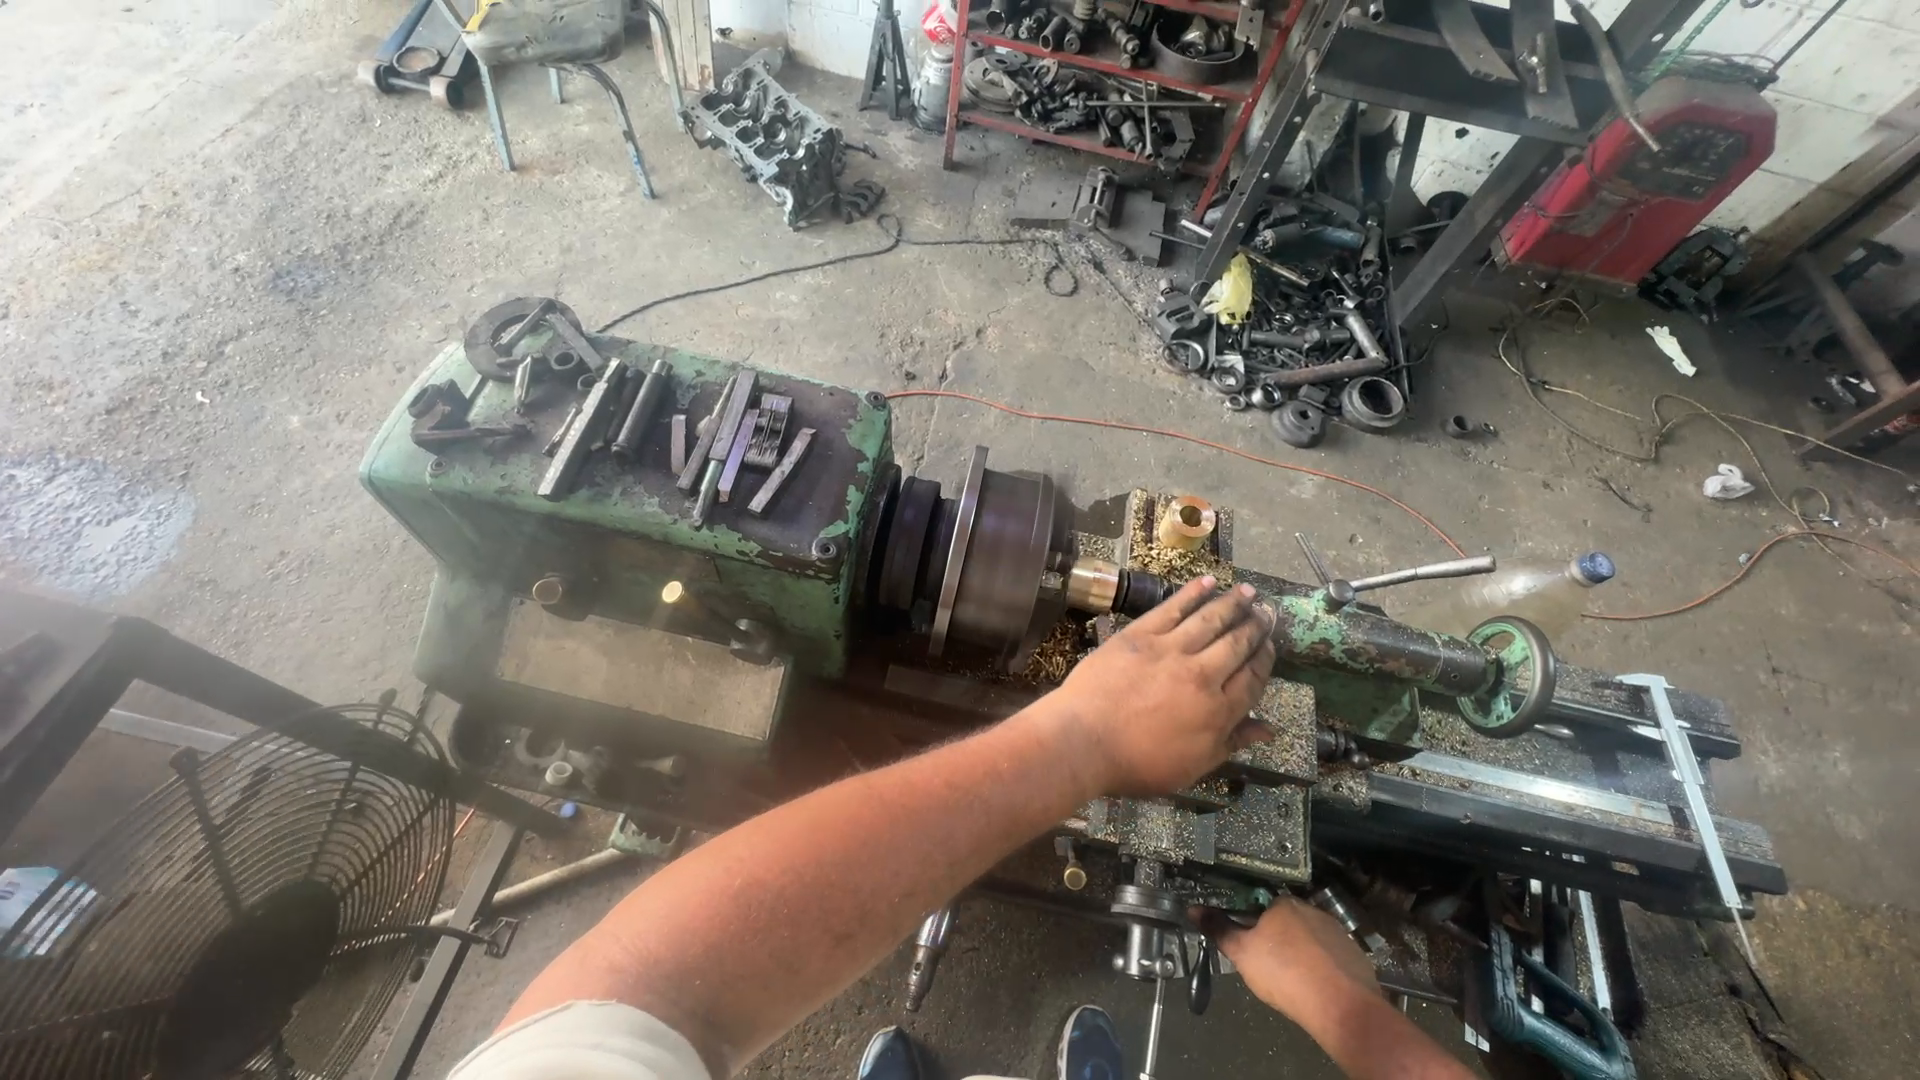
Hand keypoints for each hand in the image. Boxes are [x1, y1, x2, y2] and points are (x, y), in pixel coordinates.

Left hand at [1043, 576, 1275, 794]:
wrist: (1084, 741)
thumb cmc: (1136, 763)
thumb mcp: (1193, 766)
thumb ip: (1231, 743)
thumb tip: (1268, 730)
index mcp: (1218, 711)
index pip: (1253, 679)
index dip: (1265, 659)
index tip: (1271, 644)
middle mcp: (1201, 675)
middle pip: (1236, 644)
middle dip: (1255, 626)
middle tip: (1267, 611)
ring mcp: (1170, 650)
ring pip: (1210, 620)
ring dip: (1232, 604)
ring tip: (1248, 592)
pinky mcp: (1140, 635)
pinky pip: (1172, 608)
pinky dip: (1192, 593)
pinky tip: (1207, 582)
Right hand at [1196, 899, 1379, 1026]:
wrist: (1341, 1007)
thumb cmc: (1285, 974)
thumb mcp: (1242, 953)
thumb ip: (1219, 929)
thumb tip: (1193, 910)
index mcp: (1282, 903)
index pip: (1259, 904)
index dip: (1250, 924)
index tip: (1248, 943)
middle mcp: (1311, 909)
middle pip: (1285, 920)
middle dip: (1276, 938)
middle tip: (1267, 963)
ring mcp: (1336, 931)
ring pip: (1308, 938)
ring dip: (1299, 951)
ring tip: (1291, 977)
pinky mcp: (1354, 953)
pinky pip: (1329, 955)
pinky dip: (1320, 966)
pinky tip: (1314, 985)